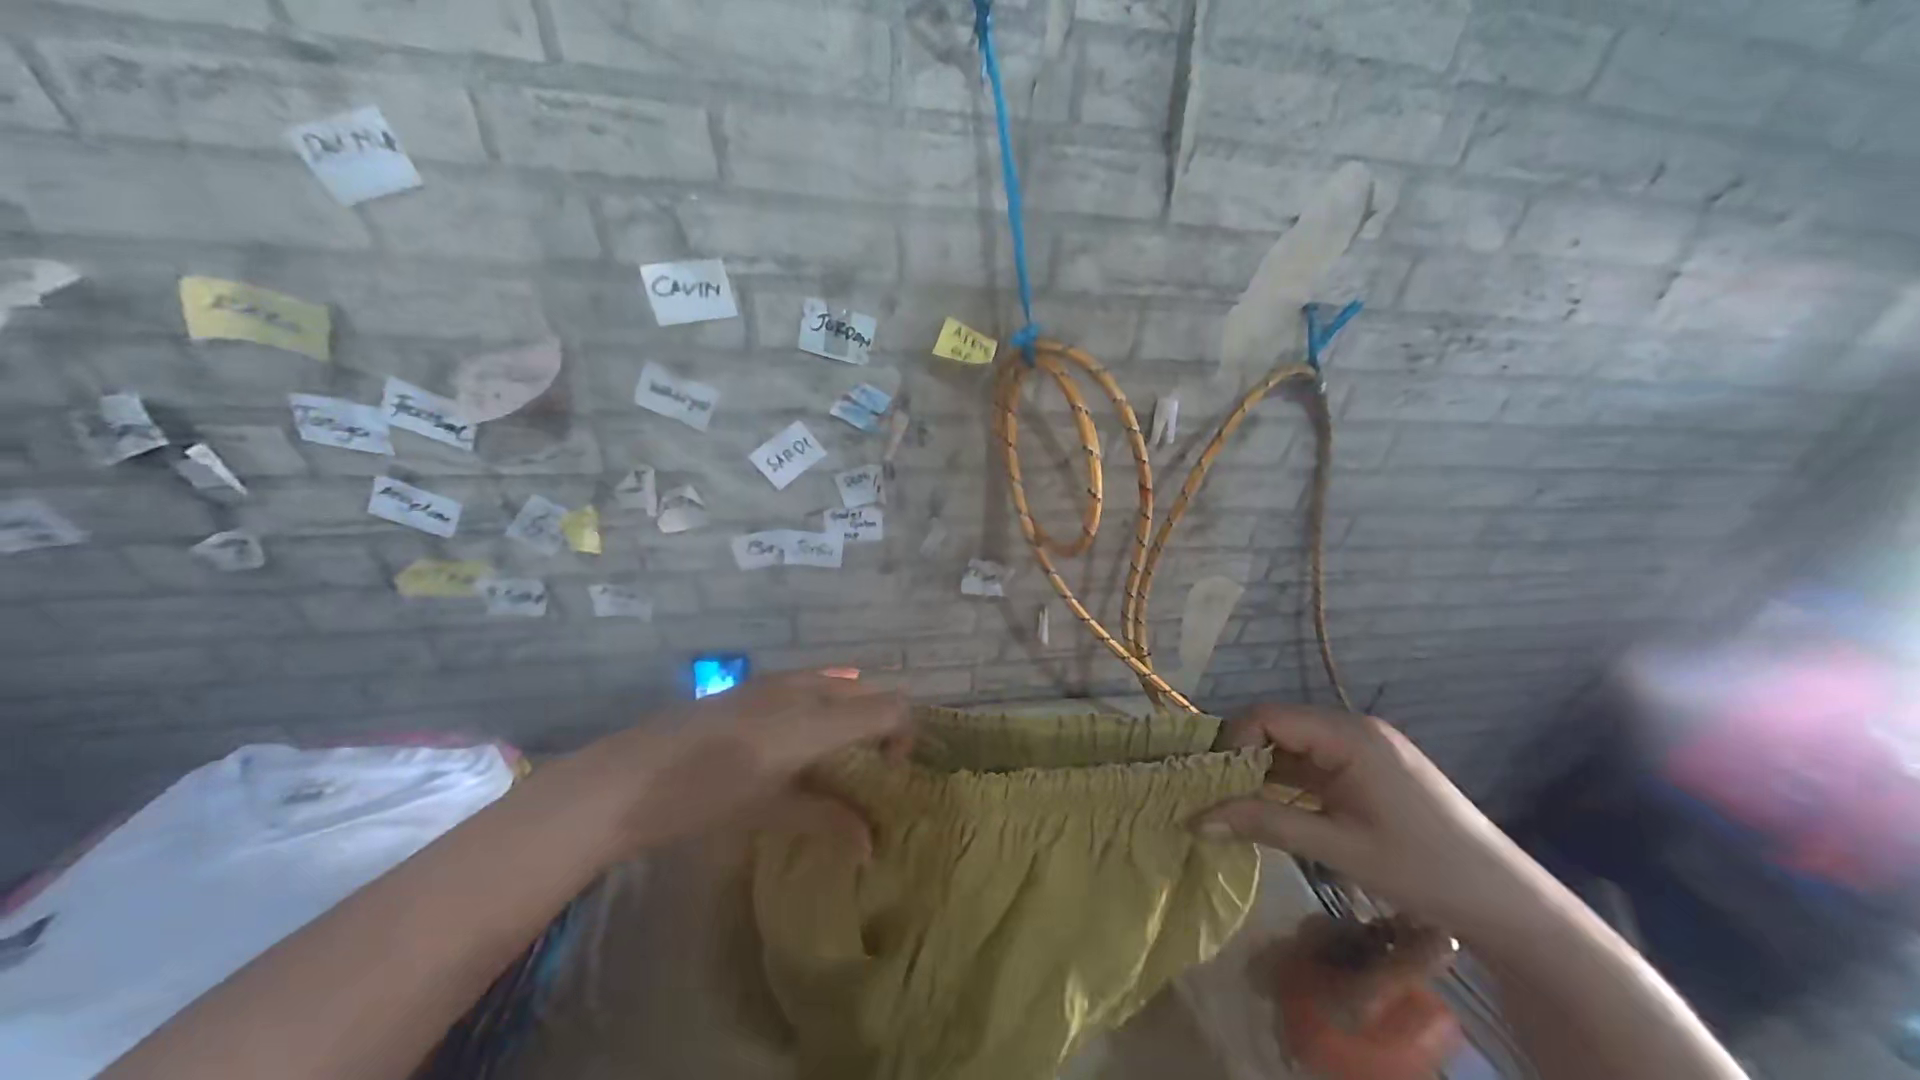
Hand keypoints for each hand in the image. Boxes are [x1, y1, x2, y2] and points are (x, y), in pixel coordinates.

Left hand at [560, 670, 908, 857]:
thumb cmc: (703, 800)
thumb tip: (871, 845)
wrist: (627, 778)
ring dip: (852, 708)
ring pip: (838, 682)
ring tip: (837, 750)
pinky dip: (824, 701)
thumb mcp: (769, 811)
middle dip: (882, 720)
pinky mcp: (752, 684)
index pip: (889, 707)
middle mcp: (803, 690)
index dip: (904, 733)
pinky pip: (808, 682)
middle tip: (871, 763)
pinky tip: (798, 736)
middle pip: (868, 690)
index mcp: (815, 720)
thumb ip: (826, 819)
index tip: (891, 770)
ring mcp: (775, 681)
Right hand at [1194, 704, 1541, 938]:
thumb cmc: (1423, 869)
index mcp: (1349, 735)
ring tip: (1233, 804)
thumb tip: (1196, 819)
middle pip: (1276, 726)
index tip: (1211, 784)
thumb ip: (1264, 823)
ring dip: (1261, 771)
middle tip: (1214, 796)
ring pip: (1292, 745)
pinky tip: (1269, 807)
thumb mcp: (1337, 847)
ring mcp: (1362, 747)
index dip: (1231, 743)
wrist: (1506, 901)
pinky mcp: (1367, 768)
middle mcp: (1353, 728)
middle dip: (1241, 757)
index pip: (1267, 716)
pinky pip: (1312, 762)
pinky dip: (1285, 781)